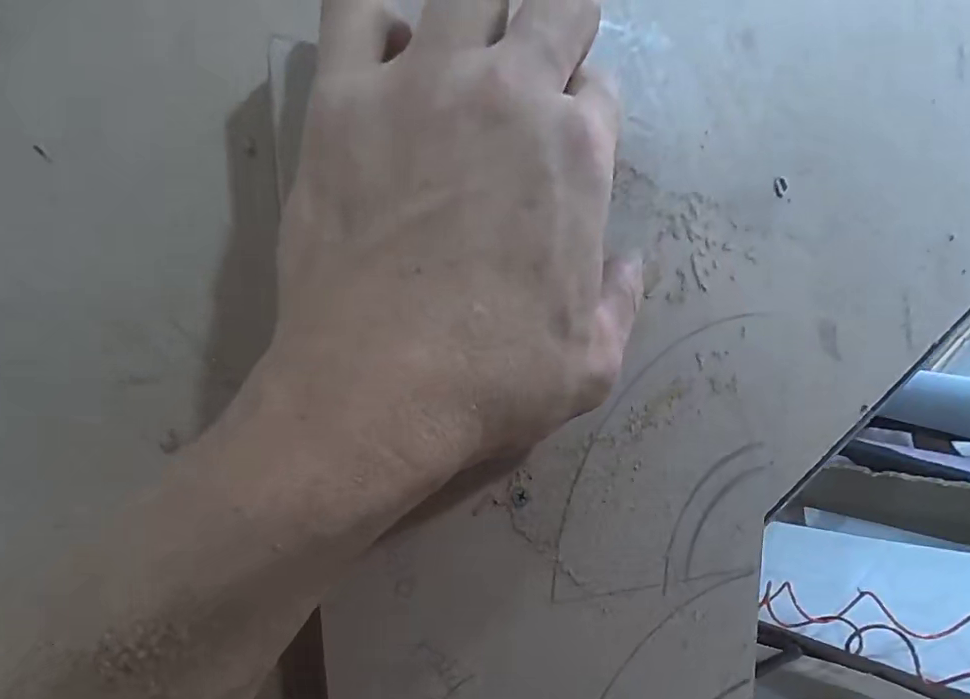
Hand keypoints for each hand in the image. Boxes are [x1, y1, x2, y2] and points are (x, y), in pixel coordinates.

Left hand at [235, 0, 641, 492]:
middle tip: (545, 57)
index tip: (578, 138)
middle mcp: (507, 96)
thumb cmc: (498, 383)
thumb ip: (621, 304)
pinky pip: (356, 10)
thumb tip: (629, 265)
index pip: (600, 93)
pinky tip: (392, 50)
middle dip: (559, 25)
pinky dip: (379, 17)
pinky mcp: (340, 102)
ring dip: (482, 9)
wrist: (381, 389)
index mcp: (578, 156)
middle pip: (550, 12)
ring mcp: (419, 87)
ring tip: (476, 44)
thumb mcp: (593, 365)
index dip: (592, 111)